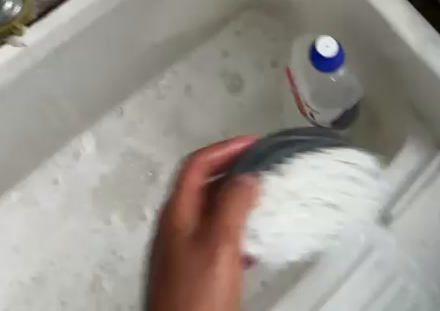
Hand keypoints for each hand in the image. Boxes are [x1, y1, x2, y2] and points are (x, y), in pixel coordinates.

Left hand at [146, 137, 262, 310]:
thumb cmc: (197, 299)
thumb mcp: (219, 245)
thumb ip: (232, 205)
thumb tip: (247, 175)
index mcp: (176, 212)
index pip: (197, 164)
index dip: (225, 149)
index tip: (254, 144)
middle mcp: (175, 226)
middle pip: (202, 184)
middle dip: (232, 171)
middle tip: (262, 167)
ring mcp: (181, 251)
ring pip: (210, 212)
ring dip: (236, 201)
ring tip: (264, 199)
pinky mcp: (192, 275)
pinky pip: (215, 239)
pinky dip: (235, 231)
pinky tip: (255, 244)